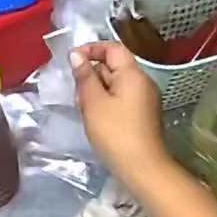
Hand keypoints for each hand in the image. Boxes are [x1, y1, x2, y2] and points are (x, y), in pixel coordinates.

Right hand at [72, 41, 164, 176]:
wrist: (142, 168)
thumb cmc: (115, 133)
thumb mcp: (93, 103)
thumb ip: (84, 76)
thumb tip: (76, 55)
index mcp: (133, 74)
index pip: (113, 48)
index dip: (91, 49)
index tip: (72, 61)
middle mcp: (142, 82)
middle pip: (113, 66)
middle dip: (91, 75)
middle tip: (77, 94)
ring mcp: (144, 99)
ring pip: (115, 84)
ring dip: (96, 91)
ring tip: (84, 110)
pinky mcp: (142, 115)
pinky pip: (121, 99)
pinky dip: (105, 103)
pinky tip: (94, 119)